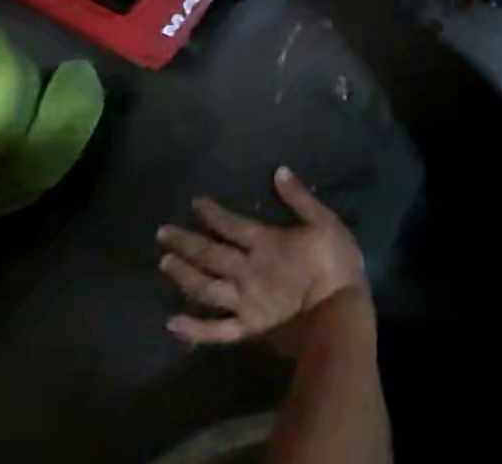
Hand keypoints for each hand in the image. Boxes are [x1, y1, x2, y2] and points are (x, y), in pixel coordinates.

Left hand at [157, 166, 365, 353]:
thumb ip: (300, 198)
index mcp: (265, 243)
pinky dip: (192, 329)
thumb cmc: (335, 261)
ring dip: (182, 276)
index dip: (211, 214)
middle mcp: (246, 271)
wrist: (339, 311)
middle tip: (162, 234)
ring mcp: (243, 302)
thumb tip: (279, 171)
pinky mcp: (247, 329)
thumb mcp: (325, 221)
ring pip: (204, 288)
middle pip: (209, 255)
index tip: (194, 204)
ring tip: (164, 264)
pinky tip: (171, 323)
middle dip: (185, 243)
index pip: (230, 225)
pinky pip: (214, 331)